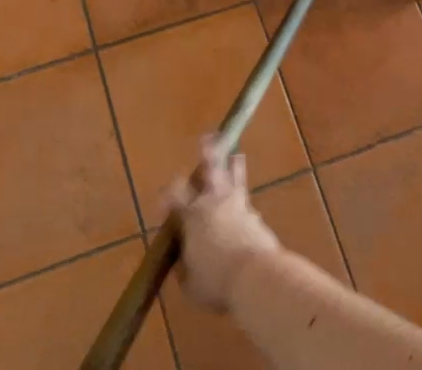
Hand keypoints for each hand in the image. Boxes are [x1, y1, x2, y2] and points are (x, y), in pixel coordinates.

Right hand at [167, 138, 280, 311]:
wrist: (256, 277)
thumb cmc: (216, 281)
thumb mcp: (191, 283)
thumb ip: (185, 269)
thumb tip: (184, 265)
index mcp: (192, 216)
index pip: (175, 195)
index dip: (168, 193)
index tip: (165, 196)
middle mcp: (213, 204)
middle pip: (209, 171)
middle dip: (208, 153)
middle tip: (210, 137)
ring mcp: (237, 207)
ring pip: (234, 180)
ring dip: (234, 168)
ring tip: (237, 155)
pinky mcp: (256, 218)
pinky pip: (248, 204)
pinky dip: (245, 202)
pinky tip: (248, 207)